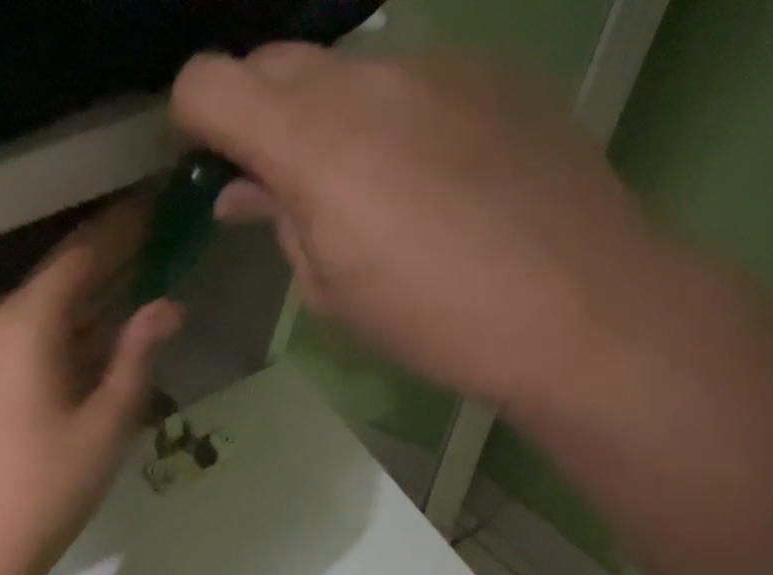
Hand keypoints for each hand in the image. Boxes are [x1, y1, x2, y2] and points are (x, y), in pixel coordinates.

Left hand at [0, 206, 182, 574]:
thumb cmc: (49, 486)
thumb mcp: (107, 422)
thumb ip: (137, 356)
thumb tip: (167, 308)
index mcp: (25, 324)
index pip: (80, 255)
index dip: (121, 229)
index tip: (156, 205)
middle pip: (57, 282)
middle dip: (107, 264)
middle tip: (156, 244)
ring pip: (40, 316)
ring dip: (86, 306)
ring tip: (136, 290)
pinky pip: (24, 346)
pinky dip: (62, 339)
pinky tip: (95, 347)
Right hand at [171, 47, 669, 407]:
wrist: (579, 304)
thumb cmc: (429, 315)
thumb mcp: (326, 286)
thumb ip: (277, 220)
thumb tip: (243, 192)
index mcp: (309, 140)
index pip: (208, 81)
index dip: (192, 118)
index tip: (209, 161)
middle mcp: (366, 79)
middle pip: (272, 61)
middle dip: (255, 111)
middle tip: (276, 178)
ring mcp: (436, 65)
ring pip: (345, 69)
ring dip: (327, 114)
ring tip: (365, 183)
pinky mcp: (492, 71)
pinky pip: (411, 77)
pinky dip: (392, 113)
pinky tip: (431, 172)